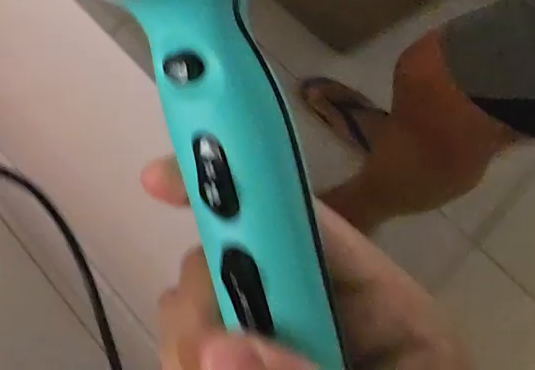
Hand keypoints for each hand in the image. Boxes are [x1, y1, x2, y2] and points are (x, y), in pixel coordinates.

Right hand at [143, 158, 468, 369]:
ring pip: (197, 304)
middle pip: (229, 259)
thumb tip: (217, 342)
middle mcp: (321, 308)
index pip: (296, 215)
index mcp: (379, 306)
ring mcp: (278, 339)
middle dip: (202, 303)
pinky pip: (191, 345)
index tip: (155, 183)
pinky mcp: (241, 360)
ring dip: (187, 345)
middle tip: (197, 358)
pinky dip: (182, 362)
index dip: (227, 183)